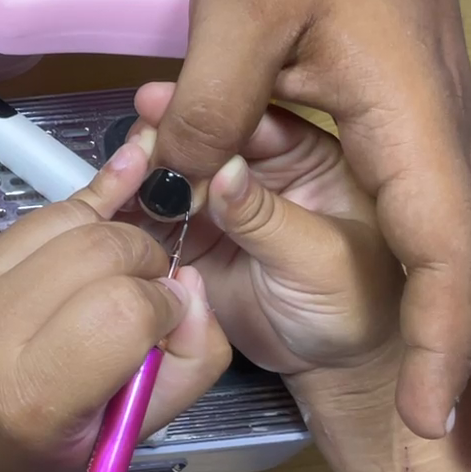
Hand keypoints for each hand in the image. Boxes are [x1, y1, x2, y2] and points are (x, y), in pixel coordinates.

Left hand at [0, 139, 229, 471]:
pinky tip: (95, 238)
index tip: (166, 316)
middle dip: (144, 258)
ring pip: (69, 218)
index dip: (162, 304)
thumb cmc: (49, 444)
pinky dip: (79, 222)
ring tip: (119, 269)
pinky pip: (41, 215)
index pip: (122, 311)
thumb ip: (190, 363)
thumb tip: (189, 284)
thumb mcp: (134, 428)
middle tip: (148, 286)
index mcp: (34, 393)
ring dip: (112, 233)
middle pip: (97, 250)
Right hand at [132, 86, 409, 440]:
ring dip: (146, 169)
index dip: (214, 111)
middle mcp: (258, 171)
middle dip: (170, 135)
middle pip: (205, 139)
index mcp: (308, 158)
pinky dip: (134, 207)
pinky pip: (156, 214)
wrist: (332, 370)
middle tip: (137, 138)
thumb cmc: (356, 309)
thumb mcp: (320, 258)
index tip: (165, 101)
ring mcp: (219, 203)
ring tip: (121, 169)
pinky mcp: (190, 236)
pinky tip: (113, 200)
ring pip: (175, 172)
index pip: (255, 121)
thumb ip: (268, 216)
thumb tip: (219, 169)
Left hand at [148, 0, 470, 459]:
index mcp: (408, 118)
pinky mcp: (409, 114)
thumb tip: (174, 188)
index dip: (445, 337)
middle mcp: (440, 131)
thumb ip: (209, 112)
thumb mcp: (236, 19)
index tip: (436, 413)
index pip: (443, 248)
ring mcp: (432, 122)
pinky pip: (452, 207)